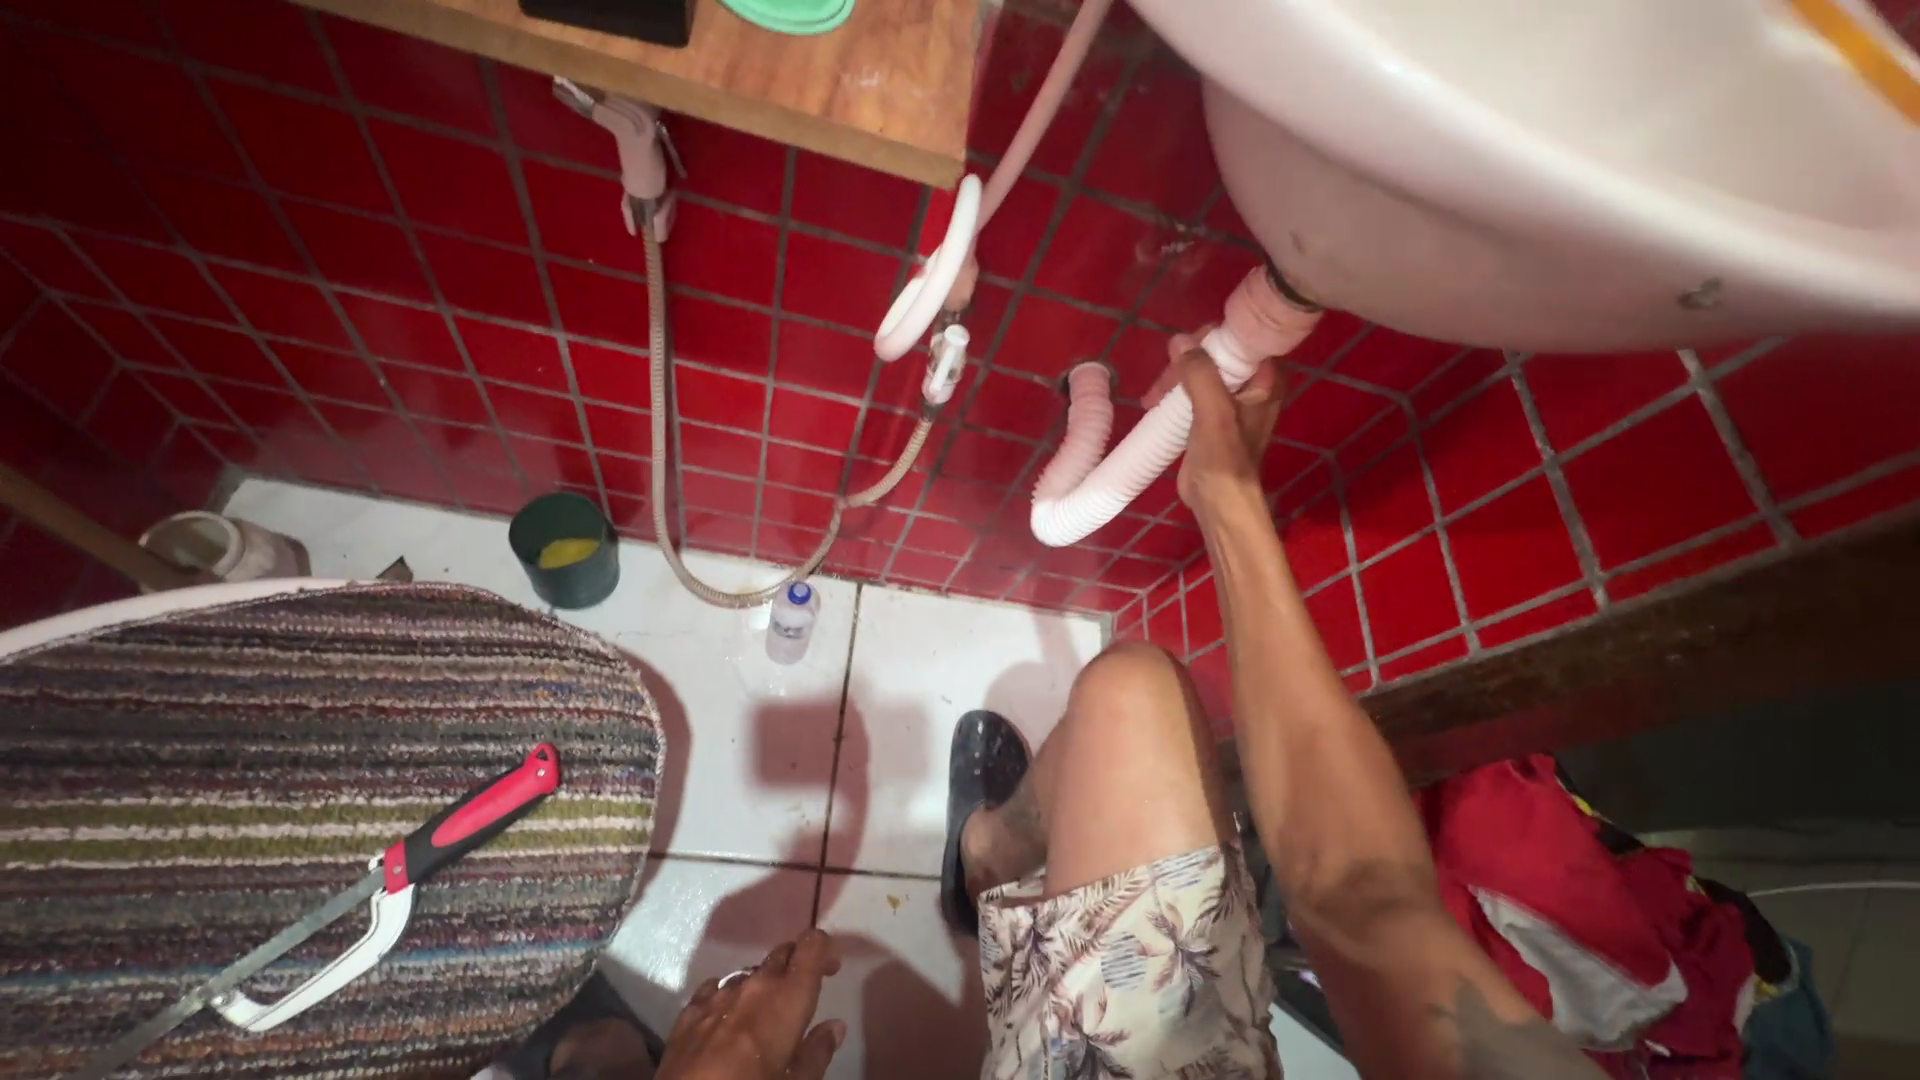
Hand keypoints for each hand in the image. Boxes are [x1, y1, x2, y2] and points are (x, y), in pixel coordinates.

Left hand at [657, 930, 845, 1079]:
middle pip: (782, 953)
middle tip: (802, 996)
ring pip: (749, 973)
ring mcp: (719, 994)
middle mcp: (756, 983)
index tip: (831, 970)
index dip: (824, 949)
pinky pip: (715, 990)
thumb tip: (834, 1027)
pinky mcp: (689, 1012)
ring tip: (762, 1016)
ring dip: (761, 985)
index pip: (812, 944)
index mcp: (788, 995)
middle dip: (795, 966)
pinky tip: (726, 1021)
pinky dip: (728, 998)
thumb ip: (818, 1052)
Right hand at [1144, 328, 1283, 513]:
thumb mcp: (1213, 412)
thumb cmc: (1223, 458)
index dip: (1210, 338)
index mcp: (1265, 379)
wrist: (1219, 500)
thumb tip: (1178, 341)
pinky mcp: (1214, 416)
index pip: (1240, 338)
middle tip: (1161, 384)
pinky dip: (1176, 393)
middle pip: (1217, 354)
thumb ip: (1200, 373)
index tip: (1181, 350)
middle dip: (1185, 363)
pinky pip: (1194, 391)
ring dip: (1175, 379)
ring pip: (1202, 372)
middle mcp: (1253, 385)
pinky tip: (1156, 404)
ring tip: (1153, 399)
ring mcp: (1233, 401)